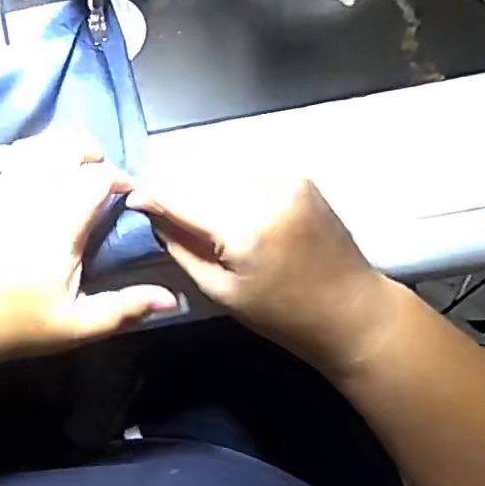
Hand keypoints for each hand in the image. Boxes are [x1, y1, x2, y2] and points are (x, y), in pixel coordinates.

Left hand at [0, 136, 180, 363]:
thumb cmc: (20, 324)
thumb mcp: (78, 325)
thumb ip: (125, 308)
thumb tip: (172, 299)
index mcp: (60, 224)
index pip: (98, 178)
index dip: (121, 180)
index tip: (129, 197)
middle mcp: (31, 197)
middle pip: (65, 146)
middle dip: (91, 152)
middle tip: (102, 177)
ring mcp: (2, 194)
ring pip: (32, 146)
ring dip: (57, 147)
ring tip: (71, 166)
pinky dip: (13, 154)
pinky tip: (25, 167)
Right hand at [126, 172, 399, 377]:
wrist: (351, 309)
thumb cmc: (282, 313)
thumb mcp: (222, 291)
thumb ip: (183, 249)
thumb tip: (152, 215)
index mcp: (243, 230)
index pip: (183, 202)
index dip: (154, 196)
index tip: (133, 193)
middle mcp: (265, 194)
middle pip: (203, 180)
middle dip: (183, 189)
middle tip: (168, 206)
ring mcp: (287, 180)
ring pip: (227, 173)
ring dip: (209, 184)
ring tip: (203, 206)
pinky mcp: (300, 178)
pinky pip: (252, 174)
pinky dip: (236, 185)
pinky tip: (236, 204)